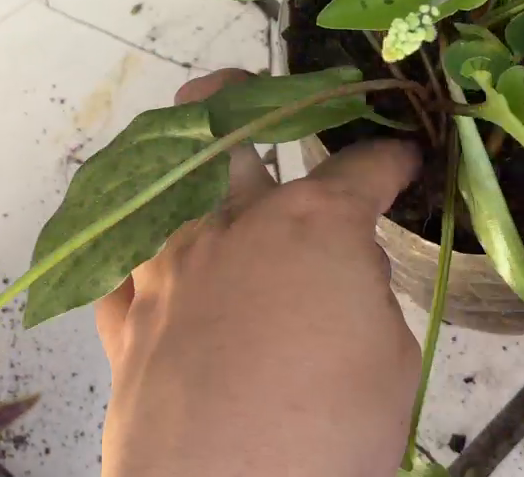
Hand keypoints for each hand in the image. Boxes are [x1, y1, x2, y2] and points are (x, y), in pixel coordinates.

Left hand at [96, 70, 422, 476]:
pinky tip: (145, 249)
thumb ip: (364, 293)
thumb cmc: (332, 432)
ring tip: (193, 146)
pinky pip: (118, 263)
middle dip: (253, 92)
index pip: (364, 167)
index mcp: (313, 225)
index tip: (405, 155)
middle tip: (265, 90)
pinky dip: (136, 247)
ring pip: (160, 174)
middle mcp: (233, 224)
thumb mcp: (390, 358)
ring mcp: (170, 265)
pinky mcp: (129, 319)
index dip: (392, 156)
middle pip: (231, 123)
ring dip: (178, 148)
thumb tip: (343, 271)